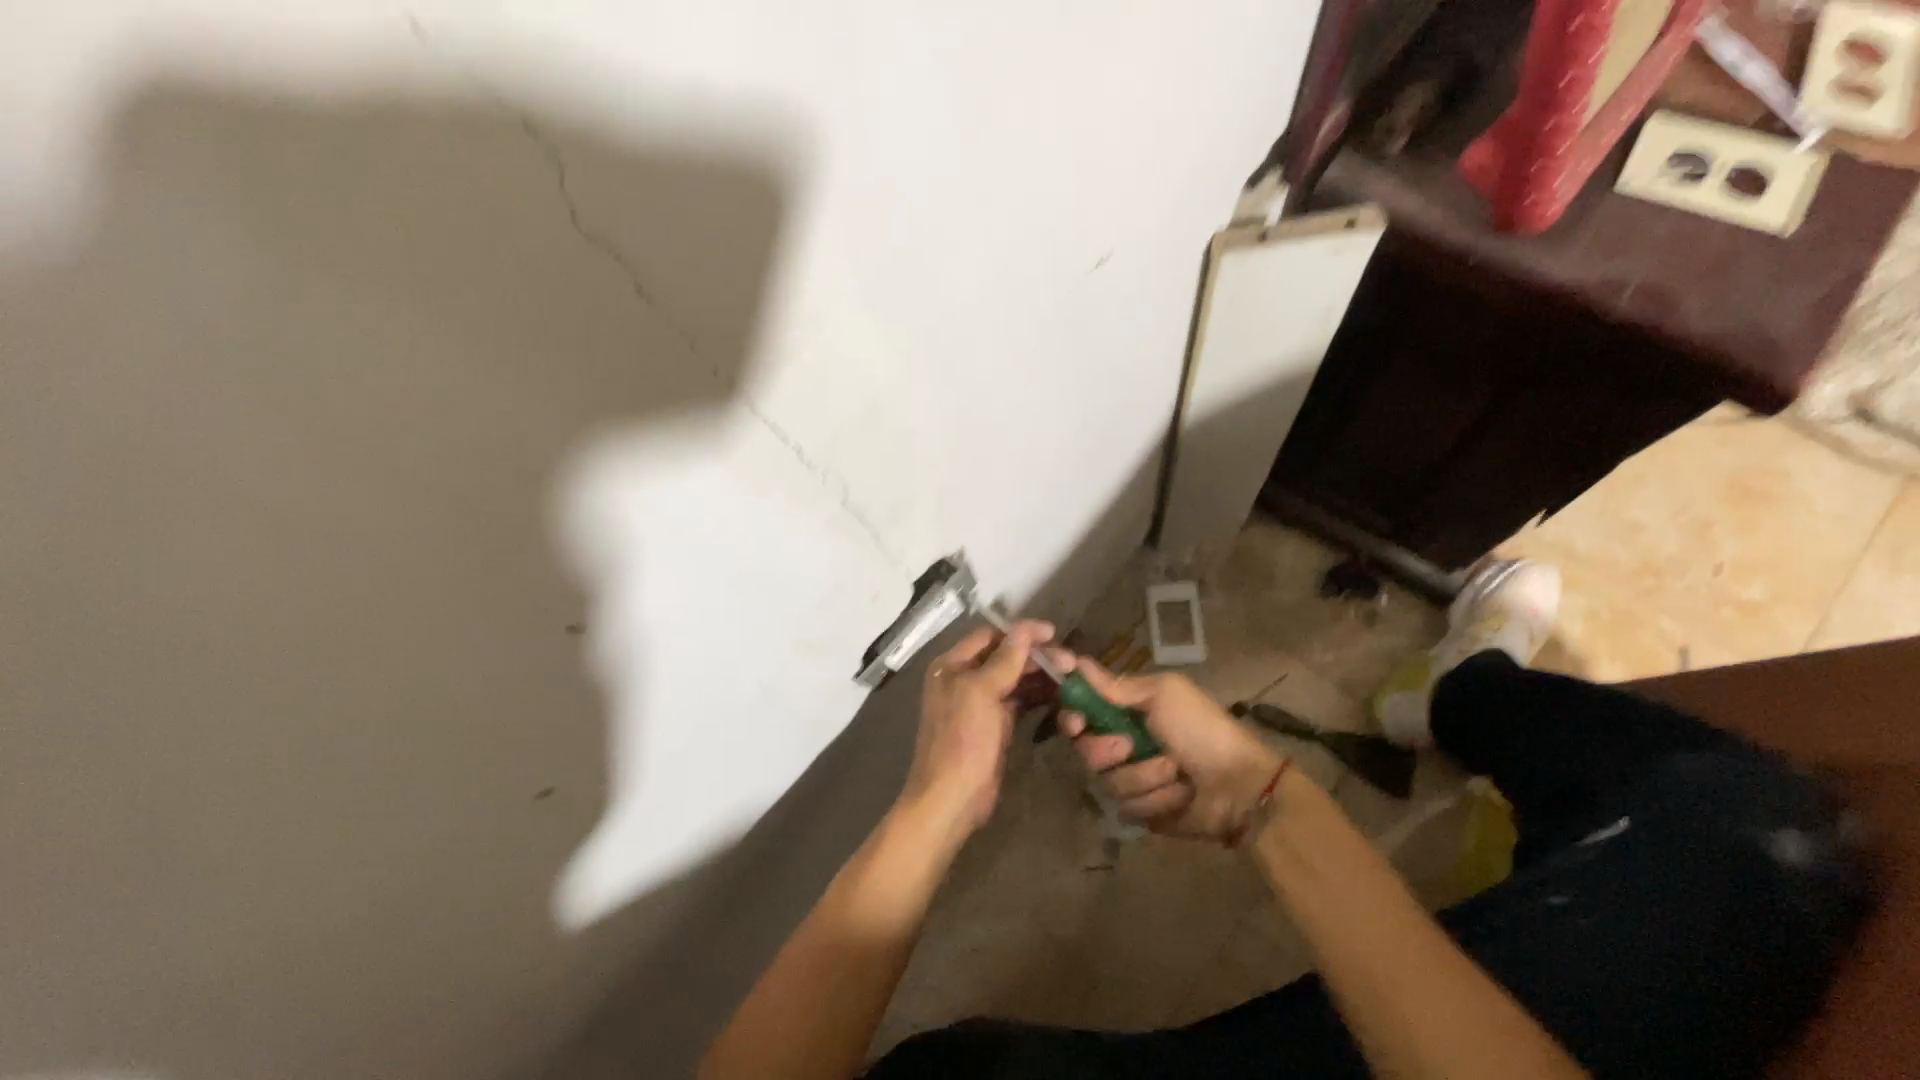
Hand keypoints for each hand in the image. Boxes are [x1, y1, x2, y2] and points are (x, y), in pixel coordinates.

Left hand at [897, 619, 1056, 841]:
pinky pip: (1019, 702)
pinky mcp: (996, 725)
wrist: (952, 798)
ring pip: (1015, 679)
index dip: (1020, 633)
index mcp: (952, 666)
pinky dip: (1037, 696)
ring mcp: (980, 704)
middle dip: (1036, 657)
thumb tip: (1025, 629)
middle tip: (1070, 663)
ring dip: (1040, 676)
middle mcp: (964, 679)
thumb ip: (1004, 660)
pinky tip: (1060, 695)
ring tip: (1071, 678)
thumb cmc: (962, 740)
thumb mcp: (980, 693)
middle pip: (1005, 657)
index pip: (989, 636)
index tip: (1052, 634)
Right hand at [1059, 659, 1285, 842]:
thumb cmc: (1202, 730)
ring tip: (1175, 772)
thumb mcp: (1164, 694)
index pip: (1080, 712)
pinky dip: (1157, 800)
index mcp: (1128, 711)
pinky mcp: (1143, 811)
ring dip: (1142, 776)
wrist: (1240, 786)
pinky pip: (1127, 808)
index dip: (1072, 717)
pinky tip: (1180, 795)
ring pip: (1106, 782)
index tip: (1076, 723)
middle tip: (1131, 747)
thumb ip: (1118, 684)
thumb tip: (1077, 662)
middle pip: (1085, 750)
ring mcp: (1133, 780)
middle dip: (1106, 750)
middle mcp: (1124, 744)